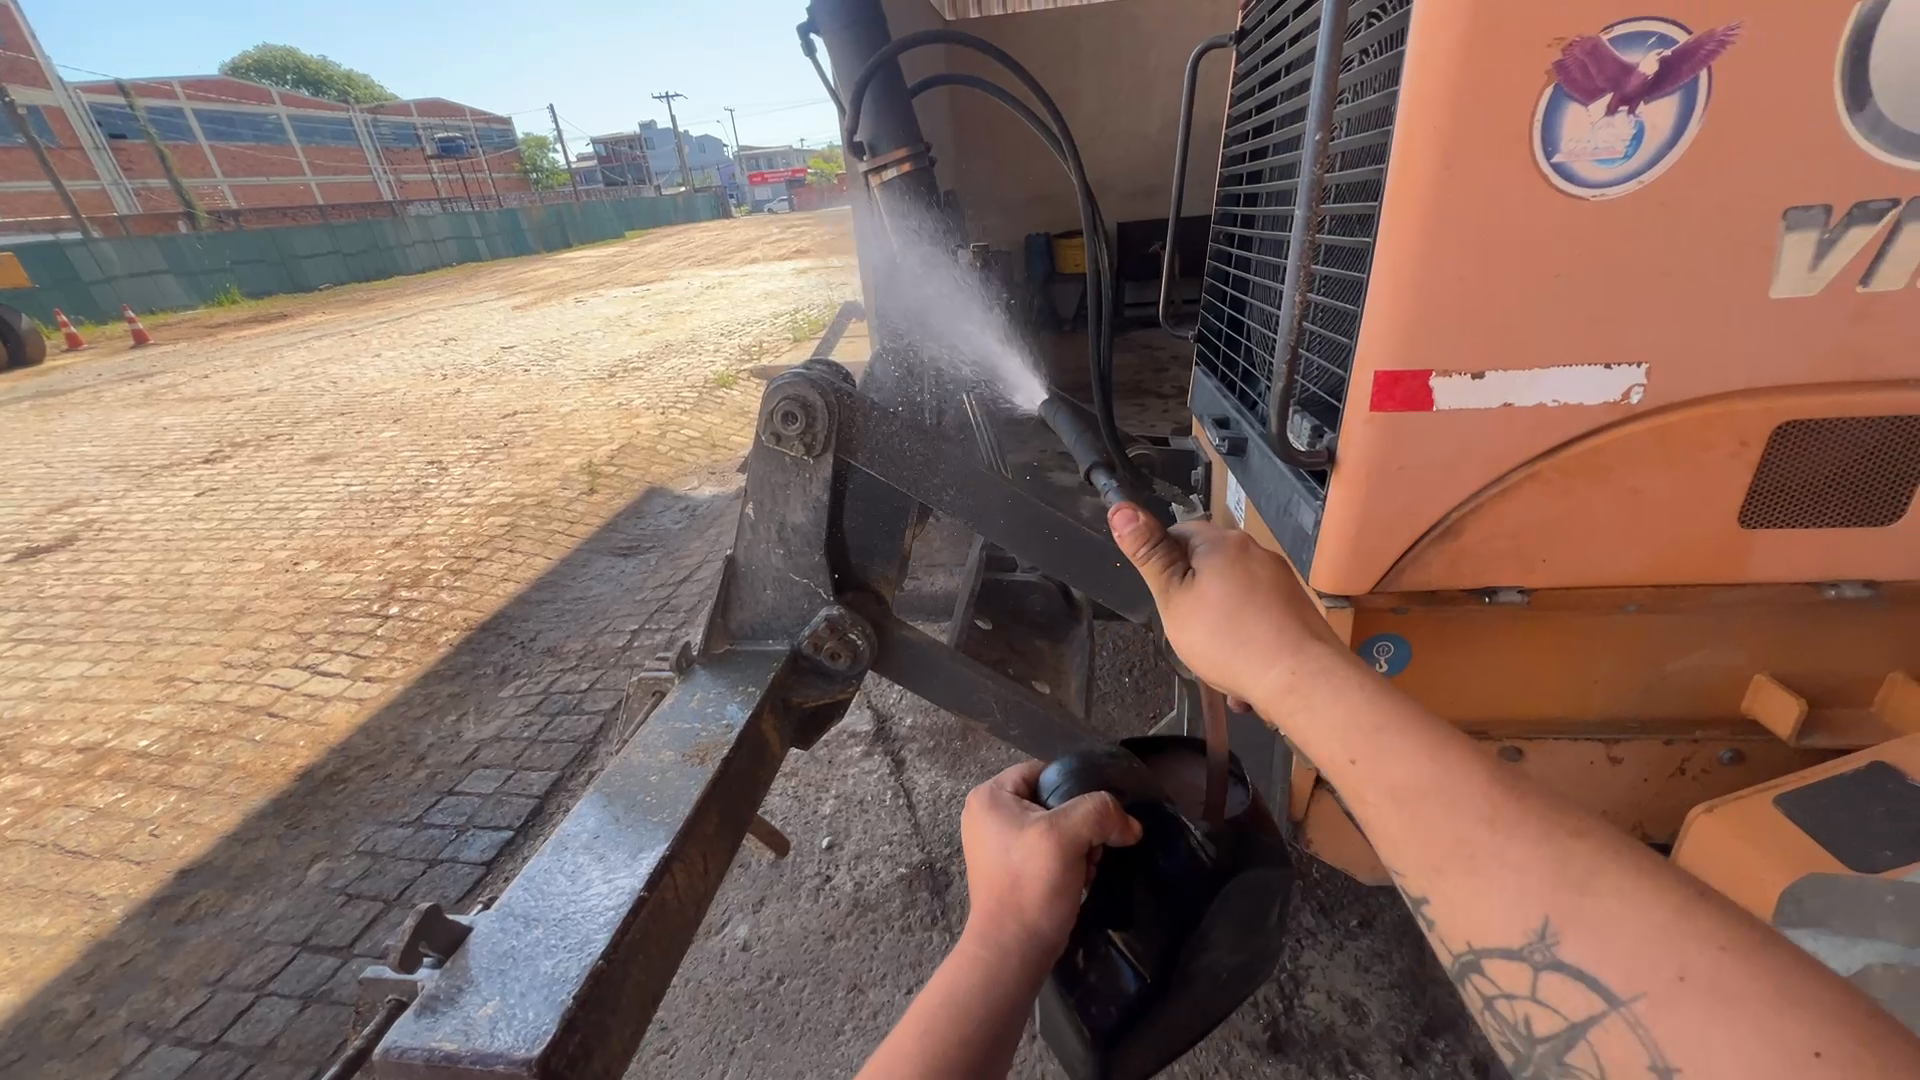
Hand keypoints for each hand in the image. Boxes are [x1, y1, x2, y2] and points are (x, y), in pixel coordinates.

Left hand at [958, 761, 1140, 962]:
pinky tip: (1078, 881)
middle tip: (1093, 848)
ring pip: (1054, 828)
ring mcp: (996, 844)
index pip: (1044, 771)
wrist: (1012, 953)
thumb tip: (1129, 823)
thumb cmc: (1031, 885)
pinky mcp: (1010, 870)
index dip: (1076, 787)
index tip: (1100, 814)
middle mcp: (987, 814)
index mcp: (990, 796)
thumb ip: (1101, 813)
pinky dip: (1068, 862)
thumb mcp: (1068, 836)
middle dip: (1080, 824)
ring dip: (1079, 846)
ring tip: (1087, 867)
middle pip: (1051, 801)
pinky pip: (1048, 851)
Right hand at [1107, 502, 1344, 707]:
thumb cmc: (1228, 639)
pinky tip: (1242, 667)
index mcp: (1220, 542)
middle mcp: (1254, 550)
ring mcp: (1279, 578)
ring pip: (1233, 592)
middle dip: (1194, 595)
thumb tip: (1120, 509)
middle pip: (1208, 564)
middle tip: (1187, 630)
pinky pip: (1257, 614)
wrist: (1302, 679)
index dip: (1164, 565)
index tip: (1166, 598)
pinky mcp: (1295, 605)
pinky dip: (1246, 634)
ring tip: (1217, 658)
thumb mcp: (1172, 597)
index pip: (1177, 534)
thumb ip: (1147, 554)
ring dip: (1220, 620)